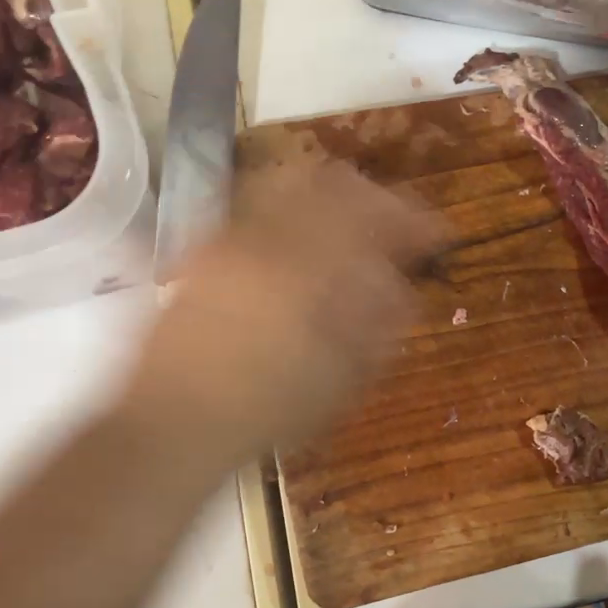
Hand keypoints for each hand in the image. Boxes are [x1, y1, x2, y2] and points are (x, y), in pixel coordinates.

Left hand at [117, 157, 442, 463]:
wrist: (172, 423)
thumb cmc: (268, 409)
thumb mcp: (342, 376)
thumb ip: (378, 323)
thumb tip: (400, 288)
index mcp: (310, 263)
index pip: (377, 215)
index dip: (414, 219)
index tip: (436, 234)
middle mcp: (268, 235)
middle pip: (331, 184)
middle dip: (372, 200)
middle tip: (394, 228)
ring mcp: (227, 238)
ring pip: (288, 188)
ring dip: (329, 203)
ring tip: (349, 234)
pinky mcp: (200, 254)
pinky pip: (255, 214)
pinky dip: (290, 220)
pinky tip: (297, 255)